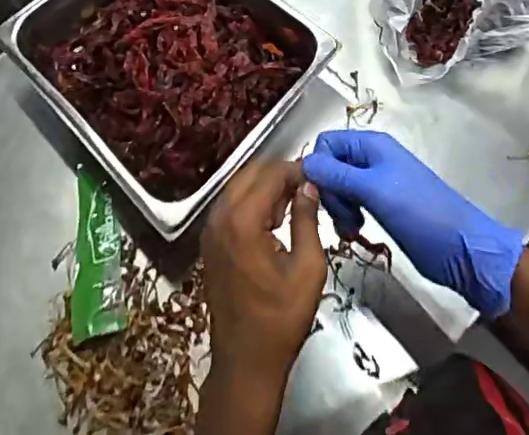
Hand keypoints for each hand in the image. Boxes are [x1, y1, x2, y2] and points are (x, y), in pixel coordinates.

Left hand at [201, 159, 326, 394]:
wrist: (245, 358)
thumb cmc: (281, 318)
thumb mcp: (307, 270)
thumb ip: (307, 220)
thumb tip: (309, 186)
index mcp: (241, 220)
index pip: (268, 174)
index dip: (294, 169)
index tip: (318, 174)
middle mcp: (219, 215)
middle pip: (249, 173)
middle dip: (278, 174)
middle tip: (307, 187)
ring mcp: (210, 227)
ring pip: (238, 187)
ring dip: (264, 187)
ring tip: (294, 203)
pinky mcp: (210, 239)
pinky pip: (230, 205)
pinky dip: (251, 201)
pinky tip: (273, 219)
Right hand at [302, 130, 522, 317]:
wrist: (465, 253)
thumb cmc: (421, 215)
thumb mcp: (374, 191)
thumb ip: (336, 175)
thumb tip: (304, 164)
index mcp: (371, 146)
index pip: (326, 143)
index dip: (319, 167)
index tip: (322, 195)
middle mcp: (372, 159)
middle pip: (330, 164)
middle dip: (329, 190)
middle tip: (342, 216)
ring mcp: (378, 183)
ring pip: (339, 185)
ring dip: (338, 207)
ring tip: (351, 228)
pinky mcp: (383, 205)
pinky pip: (352, 202)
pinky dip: (348, 215)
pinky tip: (356, 231)